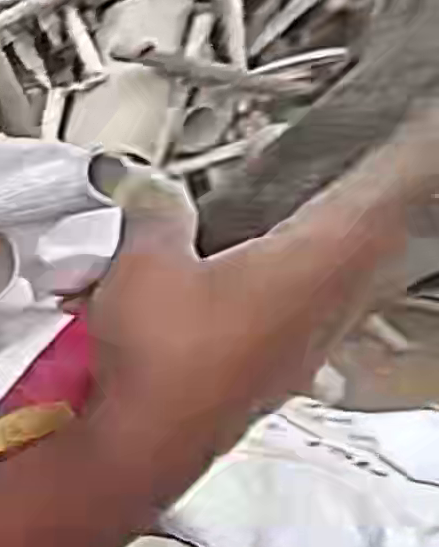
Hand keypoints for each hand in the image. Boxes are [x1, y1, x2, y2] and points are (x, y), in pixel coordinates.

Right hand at [86, 105, 438, 464]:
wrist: (153, 426)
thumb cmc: (164, 346)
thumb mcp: (144, 264)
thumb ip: (151, 214)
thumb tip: (136, 176)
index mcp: (323, 253)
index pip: (395, 182)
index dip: (410, 146)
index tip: (416, 120)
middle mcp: (340, 289)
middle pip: (368, 225)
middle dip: (349, 195)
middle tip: (332, 169)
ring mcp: (315, 327)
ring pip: (323, 265)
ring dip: (292, 242)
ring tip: (236, 232)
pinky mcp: (280, 353)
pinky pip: (287, 300)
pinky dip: (260, 281)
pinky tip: (206, 287)